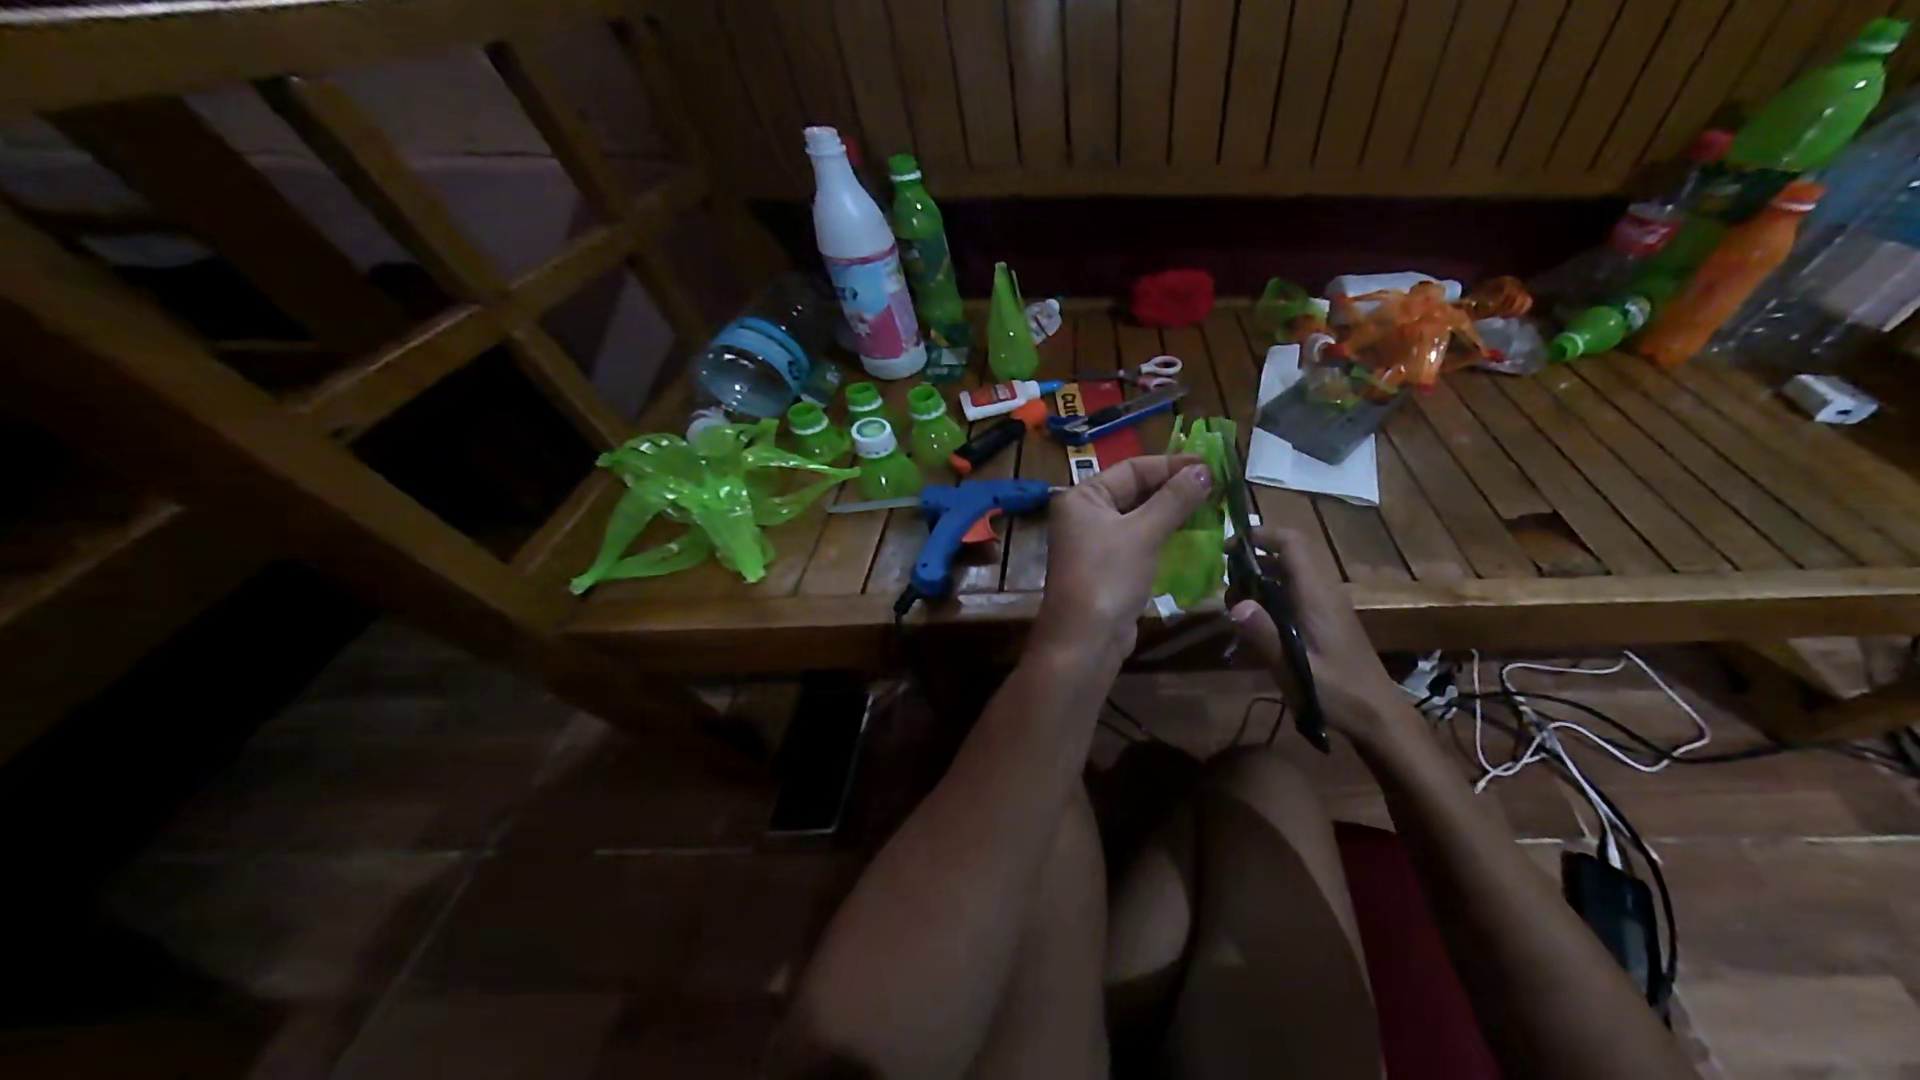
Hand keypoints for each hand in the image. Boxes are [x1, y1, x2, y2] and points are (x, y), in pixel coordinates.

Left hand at [1030, 454, 1211, 668]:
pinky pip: (1140, 541)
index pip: (1131, 468)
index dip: (1171, 465)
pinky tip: (1194, 534)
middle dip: (1174, 488)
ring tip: (1213, 506)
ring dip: (1173, 512)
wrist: (1085, 638)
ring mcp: (1095, 543)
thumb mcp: (1144, 532)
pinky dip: (1164, 535)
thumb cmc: (1109, 576)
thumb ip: (1174, 499)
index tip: (1210, 464)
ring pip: (1140, 517)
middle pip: (1135, 491)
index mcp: (1083, 497)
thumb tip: (1204, 470)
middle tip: (1218, 485)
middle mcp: (1084, 515)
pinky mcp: (1109, 567)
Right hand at [1227, 526, 1408, 745]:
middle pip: (1286, 556)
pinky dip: (1268, 600)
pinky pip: (1291, 595)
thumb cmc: (1339, 693)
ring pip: (1287, 576)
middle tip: (1226, 591)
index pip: (1291, 543)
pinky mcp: (1323, 621)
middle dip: (1250, 563)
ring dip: (1257, 583)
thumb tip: (1235, 606)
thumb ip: (1265, 635)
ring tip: (1235, 610)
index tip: (1227, 549)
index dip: (1259, 535)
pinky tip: (1255, 627)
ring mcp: (1324, 607)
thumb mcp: (1295, 668)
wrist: (1379, 718)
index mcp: (1317, 596)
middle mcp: (1322, 593)